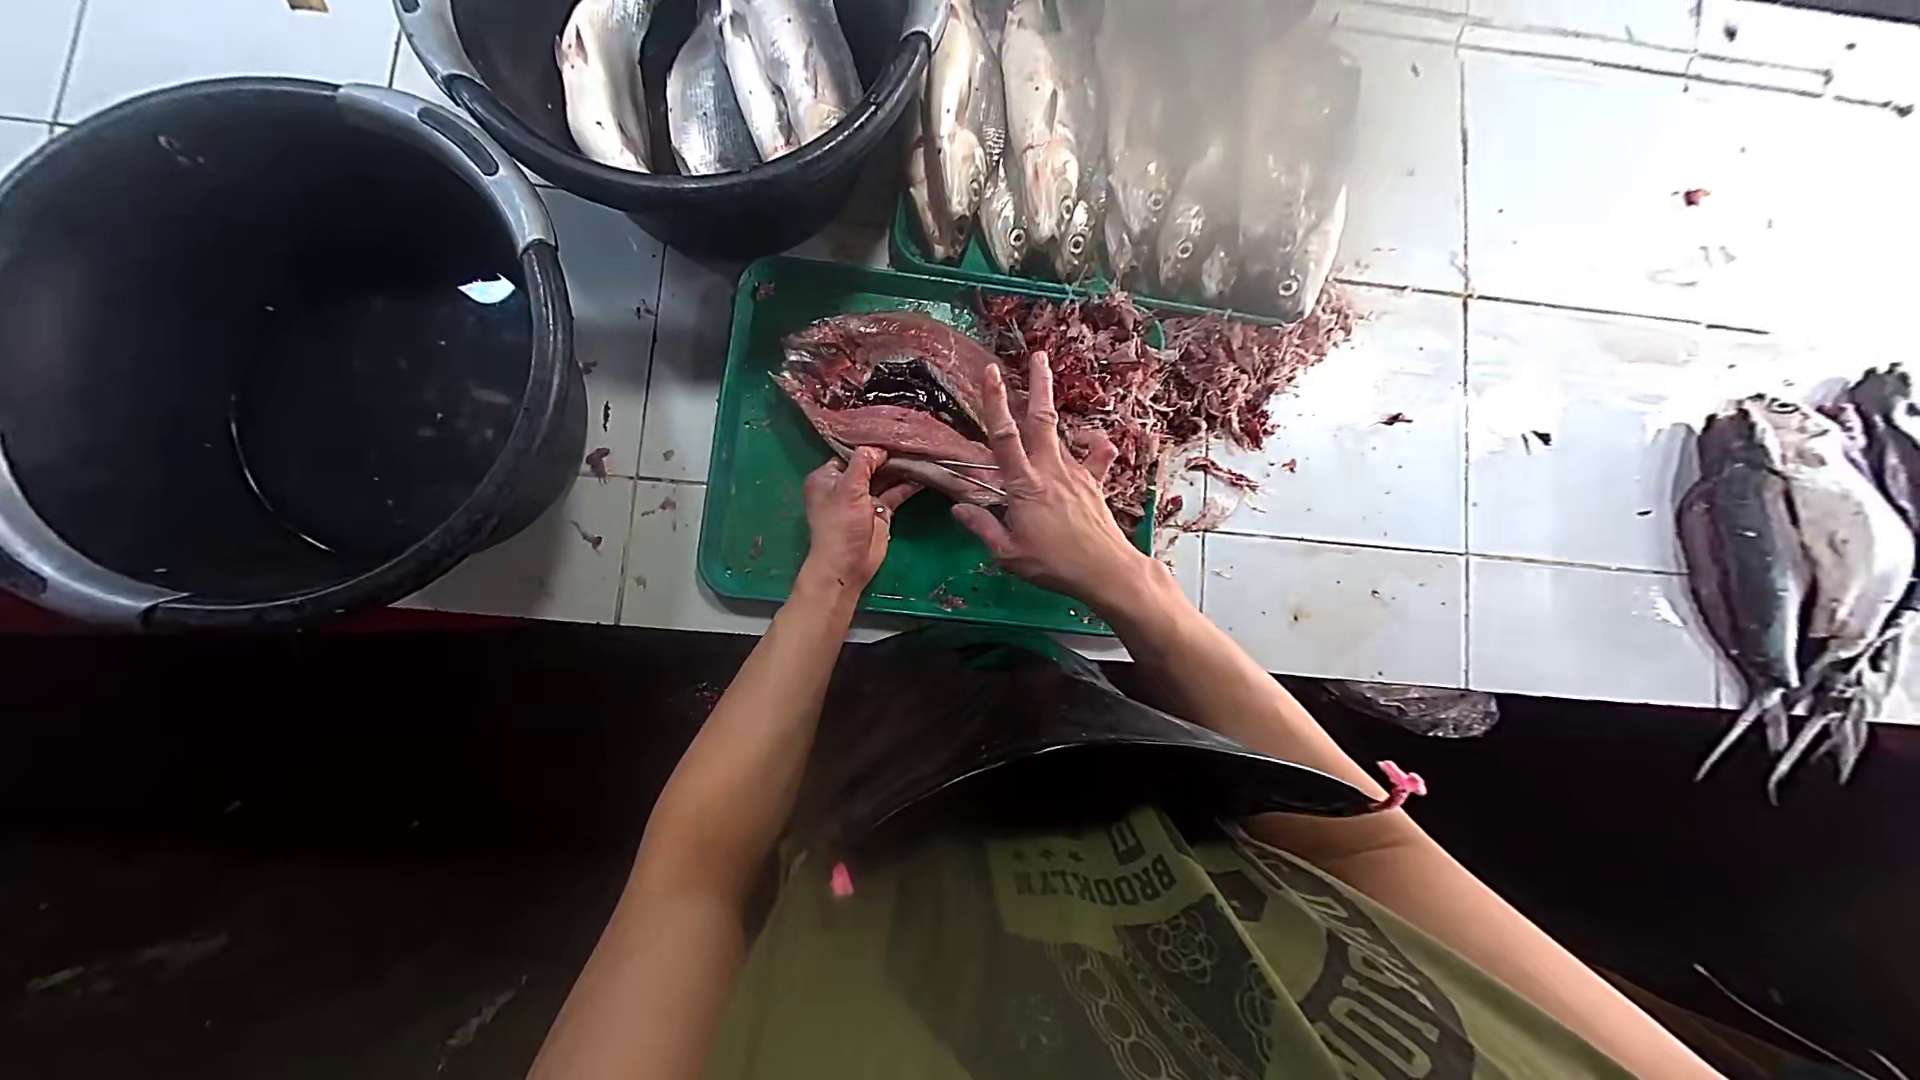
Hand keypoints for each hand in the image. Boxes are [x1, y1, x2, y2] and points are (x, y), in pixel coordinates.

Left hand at [799, 447, 919, 596]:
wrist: (847, 565)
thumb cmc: (841, 525)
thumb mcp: (848, 488)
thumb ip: (862, 463)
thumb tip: (877, 448)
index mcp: (827, 477)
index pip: (849, 453)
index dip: (868, 444)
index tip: (891, 433)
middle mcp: (844, 485)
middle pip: (869, 464)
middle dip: (888, 455)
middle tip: (911, 440)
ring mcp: (863, 499)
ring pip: (884, 478)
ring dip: (900, 469)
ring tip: (921, 453)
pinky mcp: (879, 512)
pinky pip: (894, 493)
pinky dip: (906, 485)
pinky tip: (923, 474)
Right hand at [951, 351, 1160, 613]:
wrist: (1105, 571)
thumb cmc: (1052, 564)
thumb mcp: (1008, 553)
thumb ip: (982, 527)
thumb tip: (957, 509)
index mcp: (1024, 485)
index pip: (1004, 437)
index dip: (995, 402)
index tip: (990, 373)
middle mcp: (1050, 470)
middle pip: (1041, 420)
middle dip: (1039, 385)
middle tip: (1038, 355)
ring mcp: (1076, 474)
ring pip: (1063, 433)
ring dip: (1053, 409)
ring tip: (1048, 385)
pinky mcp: (1094, 483)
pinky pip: (1097, 457)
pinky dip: (1095, 444)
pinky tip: (1090, 437)